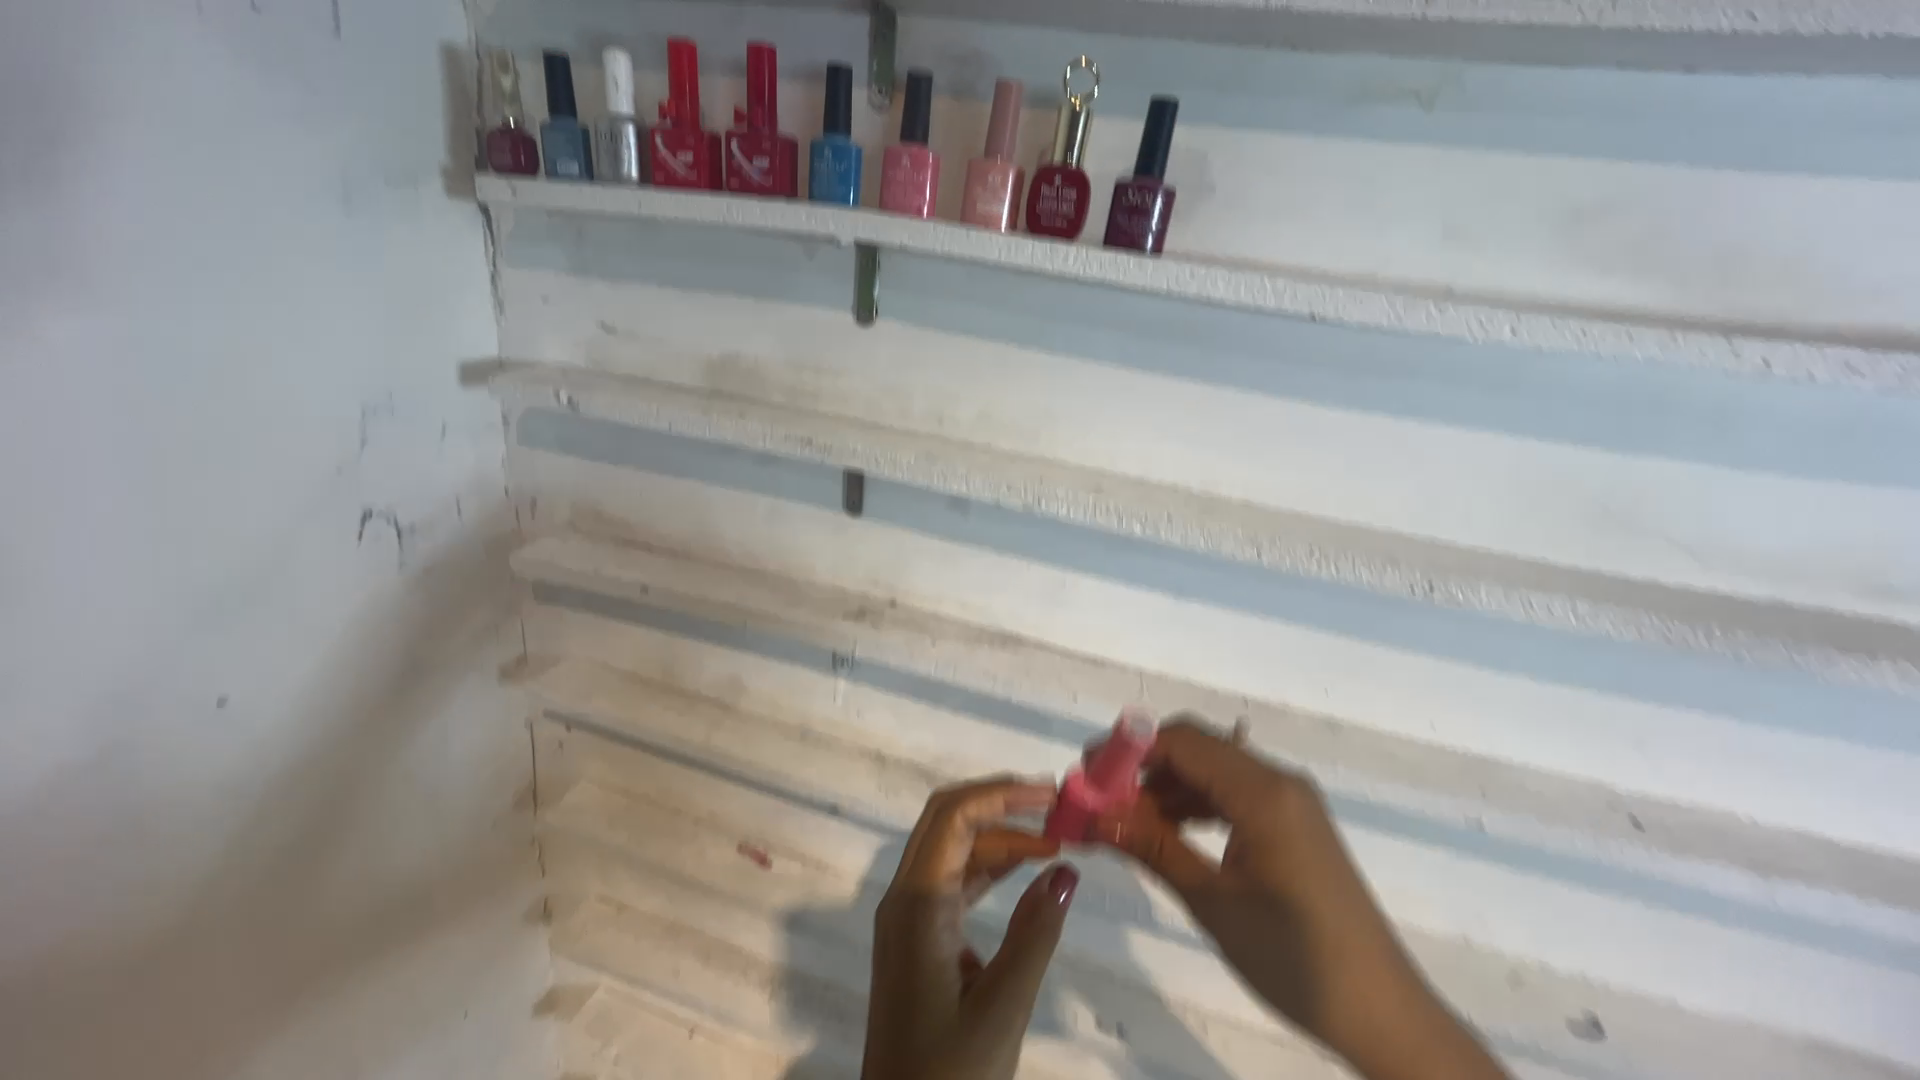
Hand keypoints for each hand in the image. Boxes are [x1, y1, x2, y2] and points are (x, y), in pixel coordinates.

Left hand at [863, 778, 1079, 1079]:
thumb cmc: (951, 1073)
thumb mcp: (1003, 1006)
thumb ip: (1035, 932)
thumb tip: (1065, 869)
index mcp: (917, 905)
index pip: (953, 816)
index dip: (1000, 792)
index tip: (1051, 793)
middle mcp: (904, 899)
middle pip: (946, 822)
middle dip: (999, 804)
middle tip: (1056, 807)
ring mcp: (907, 919)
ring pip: (951, 851)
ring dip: (998, 837)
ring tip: (1054, 838)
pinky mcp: (917, 939)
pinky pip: (952, 883)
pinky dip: (989, 868)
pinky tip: (1026, 872)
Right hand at [1096, 717, 1508, 1079]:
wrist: (1382, 1012)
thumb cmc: (1292, 956)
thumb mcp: (1211, 900)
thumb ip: (1151, 845)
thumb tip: (1092, 812)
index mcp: (1263, 791)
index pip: (1183, 740)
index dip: (1129, 749)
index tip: (1085, 776)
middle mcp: (1280, 782)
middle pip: (1198, 750)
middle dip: (1144, 770)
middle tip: (1100, 808)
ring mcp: (1292, 803)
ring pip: (1215, 773)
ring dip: (1168, 790)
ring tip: (1126, 827)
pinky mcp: (1296, 826)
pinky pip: (1235, 796)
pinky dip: (1197, 807)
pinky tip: (1170, 836)